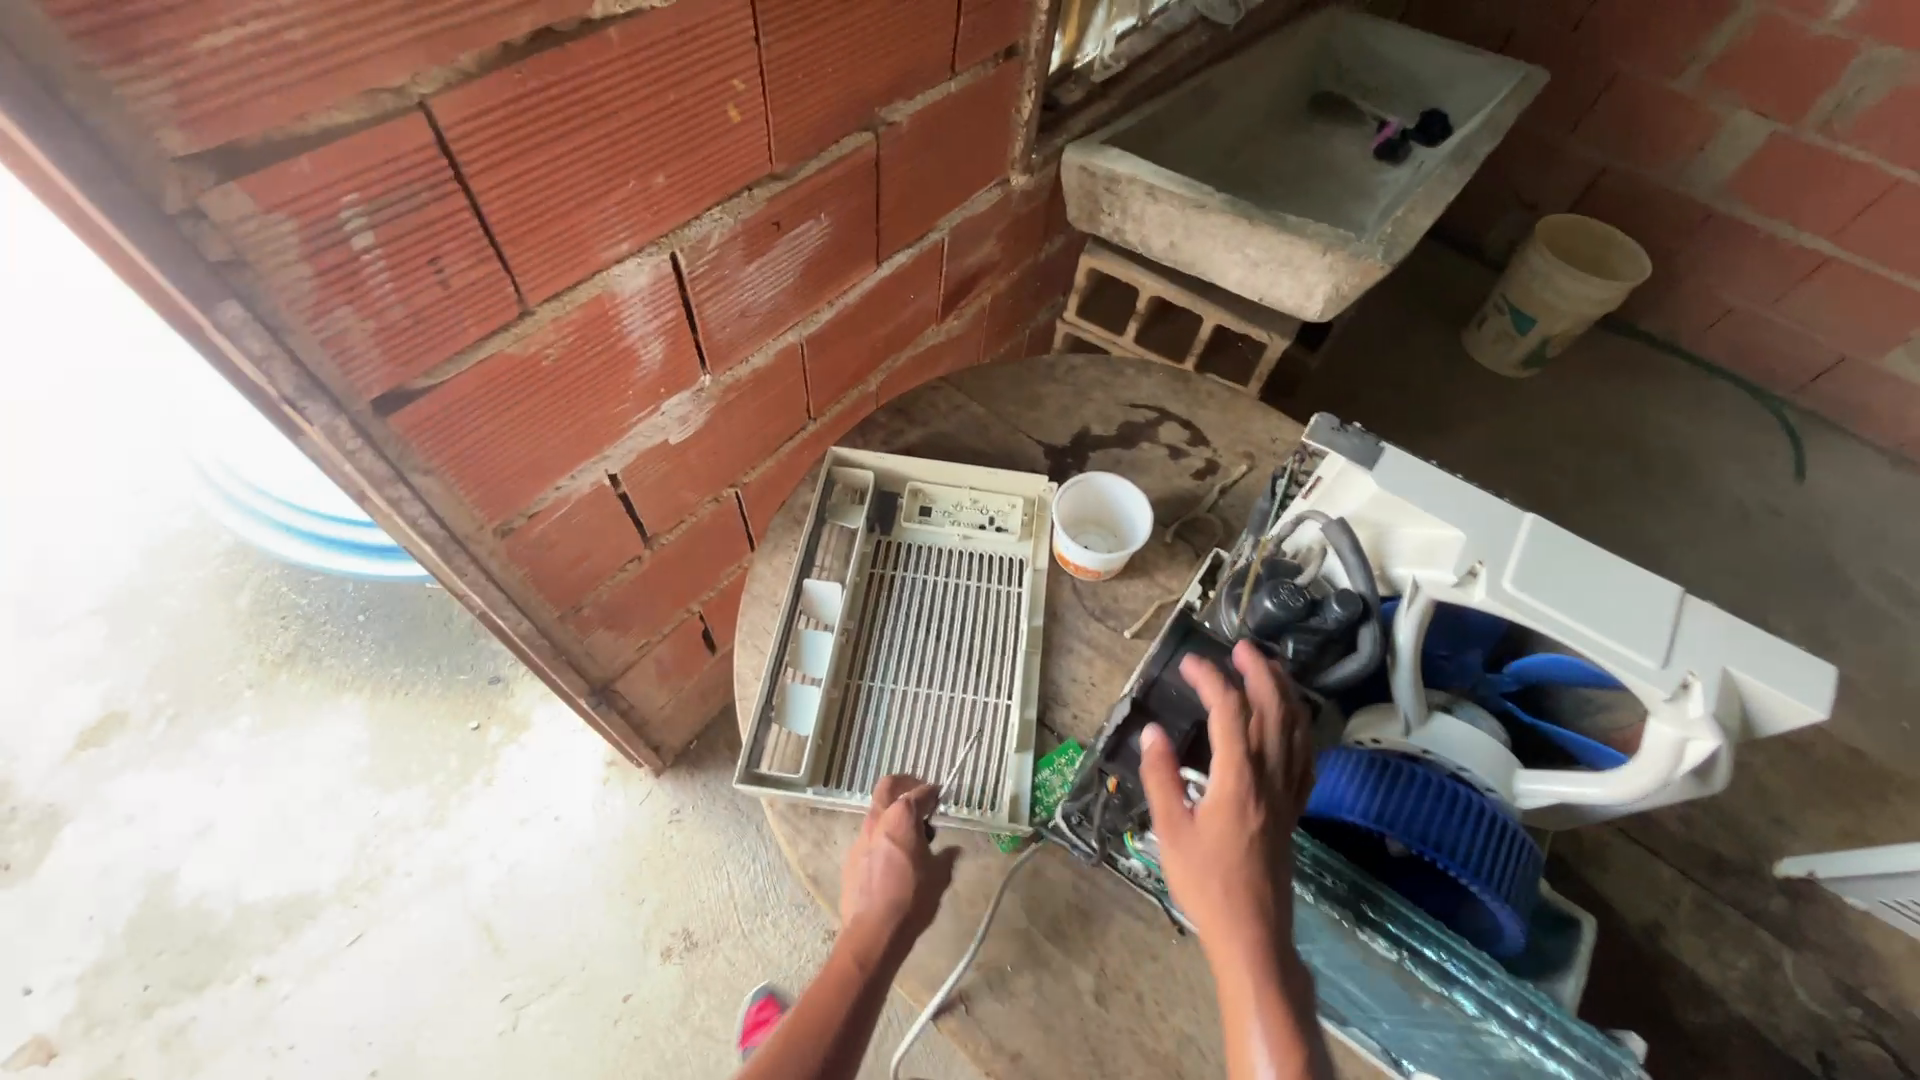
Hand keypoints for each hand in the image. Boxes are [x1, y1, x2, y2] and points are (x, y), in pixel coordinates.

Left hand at [838, 774, 958, 966]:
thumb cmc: (912, 898)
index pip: (919, 793)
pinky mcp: (852, 857)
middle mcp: (878, 820)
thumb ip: (946, 857)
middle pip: (888, 787)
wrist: (874, 931)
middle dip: (905, 785)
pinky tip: (894, 858)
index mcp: (901, 818)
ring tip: (911, 835)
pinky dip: (883, 837)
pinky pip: (870, 837)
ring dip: (893, 814)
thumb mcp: (939, 876)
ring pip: (877, 812)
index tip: (940, 796)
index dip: (932, 792)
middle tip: (920, 797)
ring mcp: (861, 838)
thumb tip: (952, 850)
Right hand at [1138, 640, 1313, 958]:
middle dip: (1259, 673)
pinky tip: (1292, 723)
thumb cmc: (1205, 882)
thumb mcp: (1170, 830)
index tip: (1190, 662)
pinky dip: (1299, 728)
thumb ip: (1161, 777)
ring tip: (1269, 669)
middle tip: (1241, 647)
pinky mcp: (1294, 810)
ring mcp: (1288, 793)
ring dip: (1285, 693)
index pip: (1229, 713)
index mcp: (1238, 779)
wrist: (1252, 931)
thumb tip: (1152, 731)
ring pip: (1297, 730)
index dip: (1212, 680)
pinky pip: (1305, 758)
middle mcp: (1270, 778)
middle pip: (1274, 711)